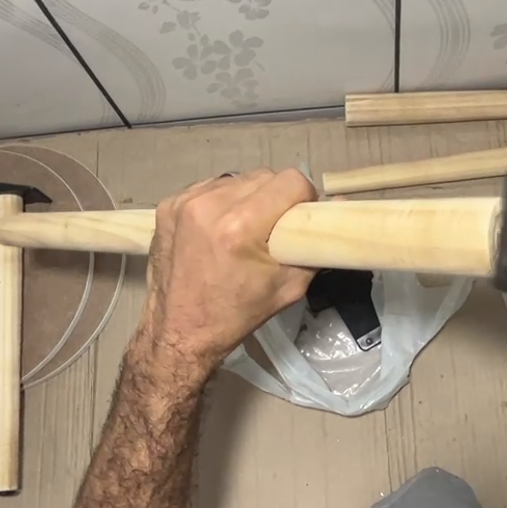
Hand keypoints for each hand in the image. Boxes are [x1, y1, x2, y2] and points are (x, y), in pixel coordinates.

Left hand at [132, 168, 318, 389]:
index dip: (303, 197)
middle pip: (264, 177)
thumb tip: (338, 206)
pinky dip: (222, 202)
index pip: (290, 181)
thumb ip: (316, 244)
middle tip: (274, 227)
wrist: (180, 330)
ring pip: (237, 179)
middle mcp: (209, 205)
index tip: (300, 218)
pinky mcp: (168, 204)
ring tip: (244, 228)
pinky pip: (210, 188)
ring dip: (248, 198)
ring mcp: (184, 202)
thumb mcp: (290, 287)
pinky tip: (220, 228)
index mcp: (240, 226)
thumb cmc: (237, 314)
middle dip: (276, 198)